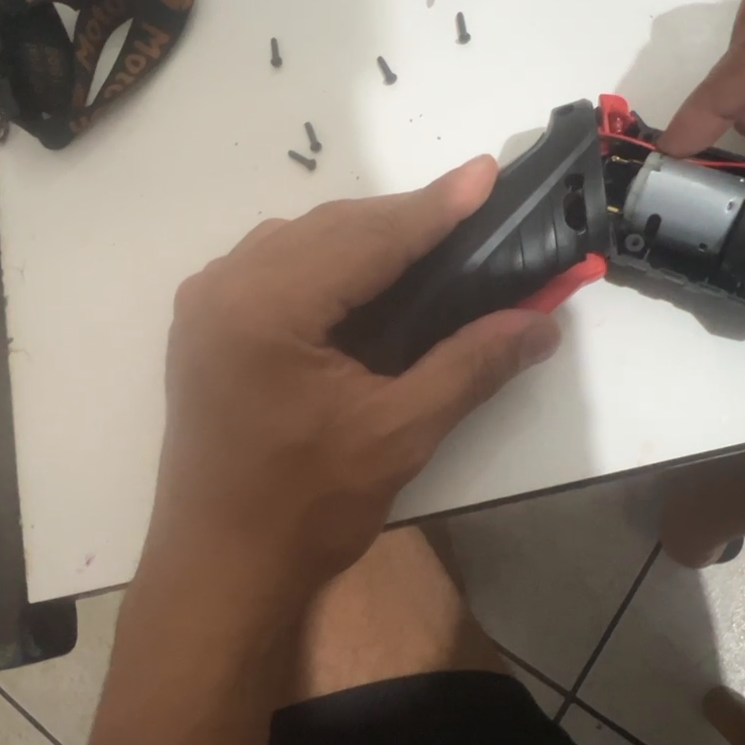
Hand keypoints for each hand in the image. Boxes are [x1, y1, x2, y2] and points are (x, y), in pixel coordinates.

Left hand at [143, 156, 560, 612]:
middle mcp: (223, 287)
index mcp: (265, 307)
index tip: (486, 173)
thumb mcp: (398, 436)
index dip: (434, 208)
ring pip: (297, 242)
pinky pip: (270, 268)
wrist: (219, 571)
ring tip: (425, 245)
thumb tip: (542, 323)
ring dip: (361, 238)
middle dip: (401, 220)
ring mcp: (203, 306)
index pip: (367, 238)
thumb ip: (471, 366)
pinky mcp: (202, 328)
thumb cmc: (305, 512)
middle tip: (468, 214)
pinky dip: (323, 263)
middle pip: (329, 229)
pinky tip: (359, 281)